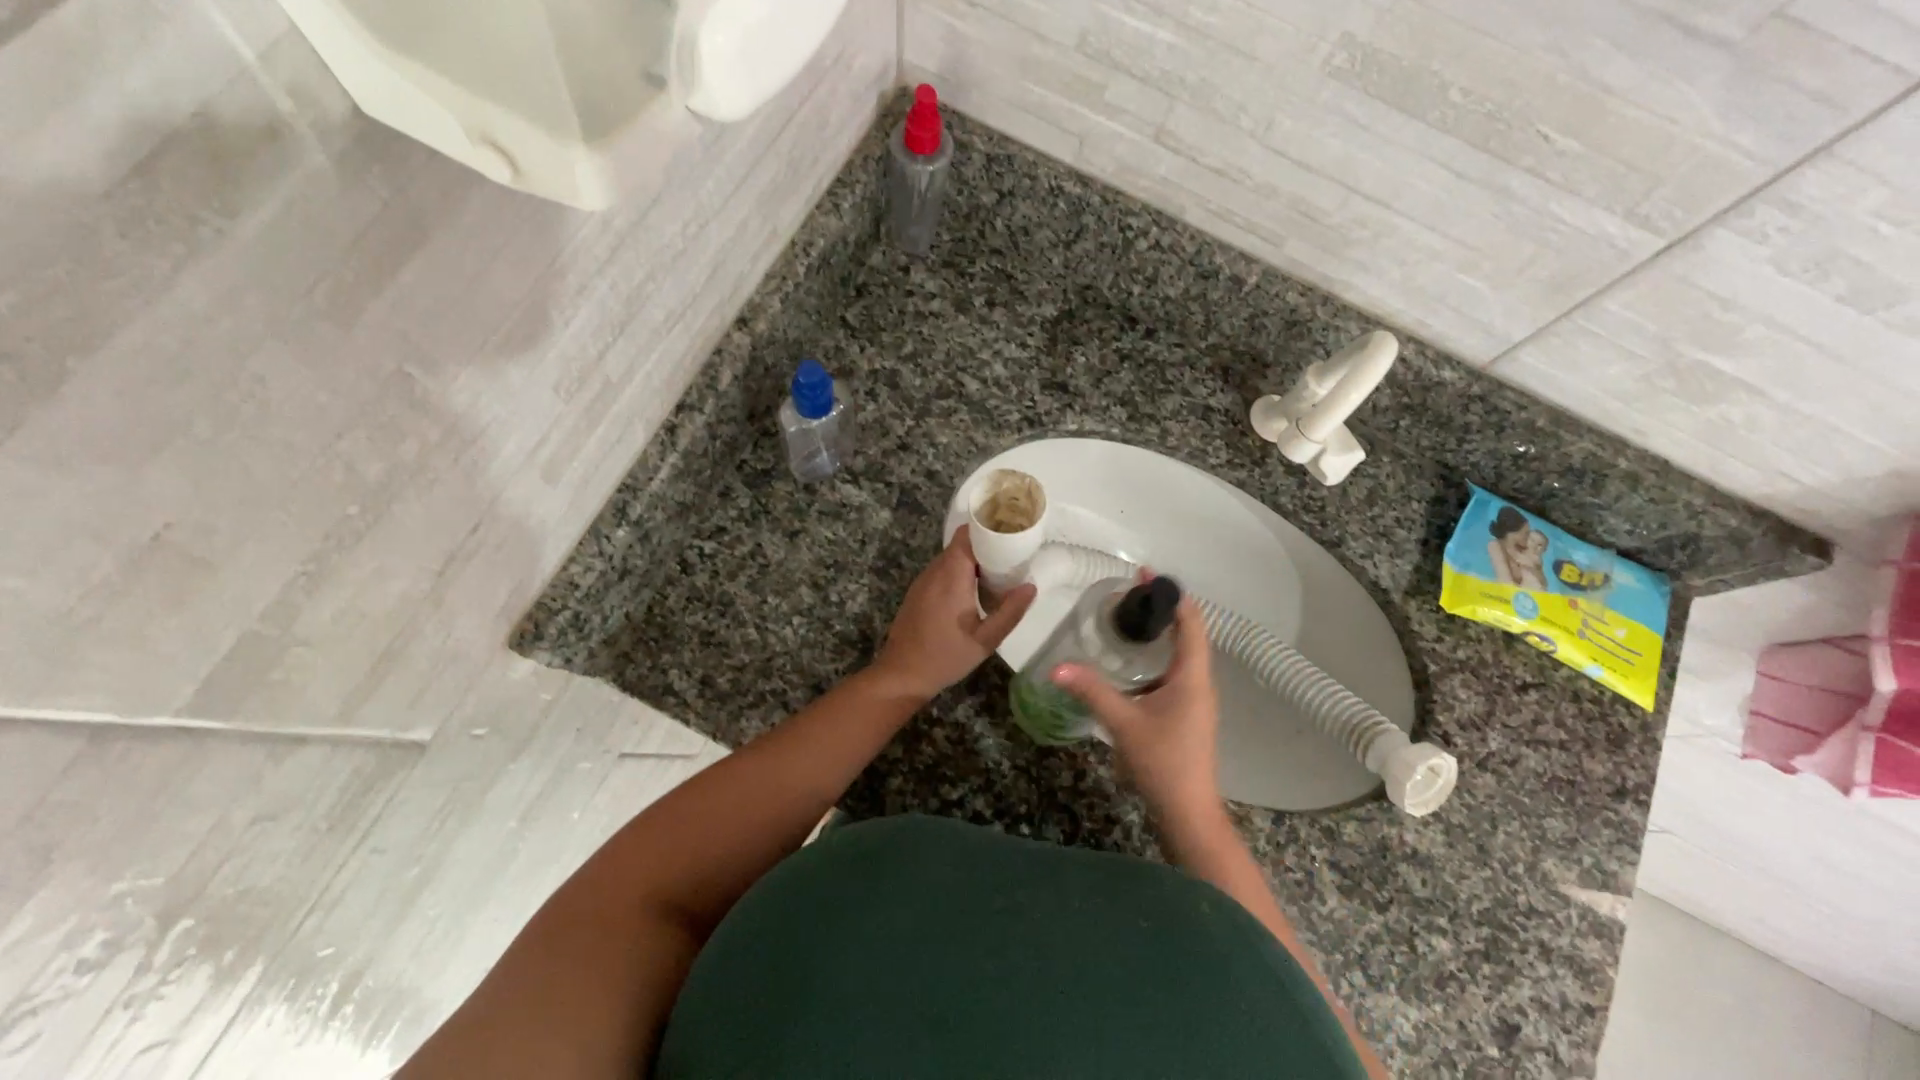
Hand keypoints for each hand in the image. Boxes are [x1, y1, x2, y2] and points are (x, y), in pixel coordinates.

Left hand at [871, 525, 1036, 701]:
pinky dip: (960, 572)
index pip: (968, 535)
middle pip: (961, 544)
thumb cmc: (945, 658)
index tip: (1012, 533)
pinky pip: (942, 571)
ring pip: (951, 557)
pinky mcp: (918, 591)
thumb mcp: (985, 640)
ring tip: (1000, 571)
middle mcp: (934, 572)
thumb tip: (1031, 586)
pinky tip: (975, 589)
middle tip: (1014, 554)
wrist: (901, 674)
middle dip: (987, 545)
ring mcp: (923, 581)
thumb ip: (1010, 612)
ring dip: (974, 560)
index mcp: (951, 577)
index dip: (989, 529)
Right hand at [1052, 590, 1220, 819]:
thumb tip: (1056, 667)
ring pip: (1182, 654)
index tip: (1145, 574)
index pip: (1190, 621)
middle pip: (1188, 633)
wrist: (1188, 810)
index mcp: (1192, 676)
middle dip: (1161, 610)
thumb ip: (1091, 691)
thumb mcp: (1123, 723)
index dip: (1170, 594)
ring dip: (1160, 634)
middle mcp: (1200, 682)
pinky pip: (1176, 672)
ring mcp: (1197, 699)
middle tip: (1127, 594)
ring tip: (1127, 621)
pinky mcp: (1188, 713)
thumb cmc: (1163, 762)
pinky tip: (1131, 664)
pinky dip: (1157, 657)